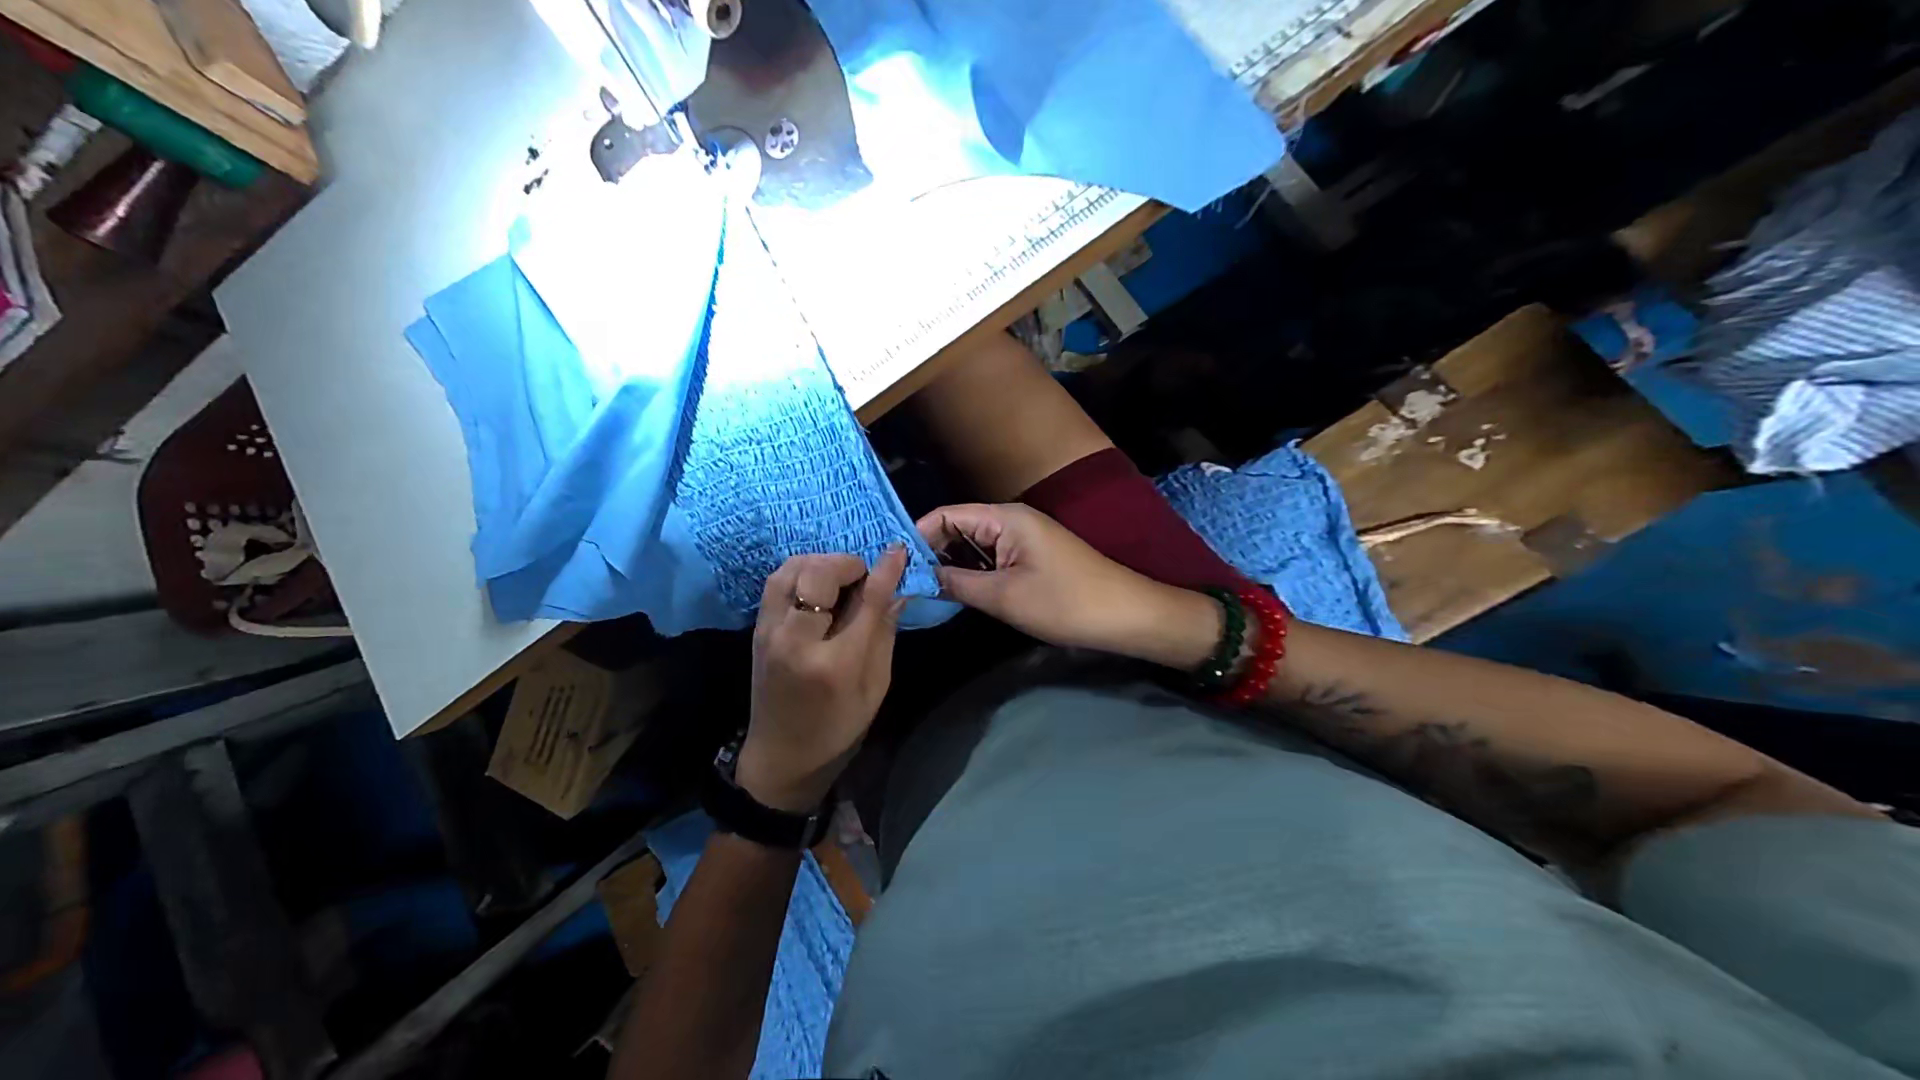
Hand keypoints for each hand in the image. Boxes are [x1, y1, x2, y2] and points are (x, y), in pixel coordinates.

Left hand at [736, 547, 907, 812]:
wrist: (781, 756)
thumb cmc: (838, 728)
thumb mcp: (875, 686)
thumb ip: (884, 632)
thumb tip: (897, 588)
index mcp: (834, 663)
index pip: (865, 600)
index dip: (884, 570)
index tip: (897, 549)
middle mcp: (795, 640)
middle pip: (819, 574)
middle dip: (847, 563)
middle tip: (864, 576)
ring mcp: (769, 631)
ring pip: (791, 569)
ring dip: (821, 563)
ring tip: (840, 577)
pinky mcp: (757, 628)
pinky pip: (777, 581)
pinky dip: (801, 571)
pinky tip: (818, 584)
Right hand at [917, 503, 1220, 670]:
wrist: (1127, 615)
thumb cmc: (1064, 602)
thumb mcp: (1003, 596)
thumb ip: (956, 583)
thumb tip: (918, 577)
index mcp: (1004, 517)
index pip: (945, 515)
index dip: (916, 536)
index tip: (892, 564)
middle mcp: (1011, 519)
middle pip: (957, 527)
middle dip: (930, 551)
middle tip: (901, 581)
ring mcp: (1024, 538)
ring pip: (973, 545)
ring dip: (950, 564)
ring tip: (920, 589)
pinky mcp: (1033, 557)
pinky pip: (991, 557)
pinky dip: (972, 572)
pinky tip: (955, 592)